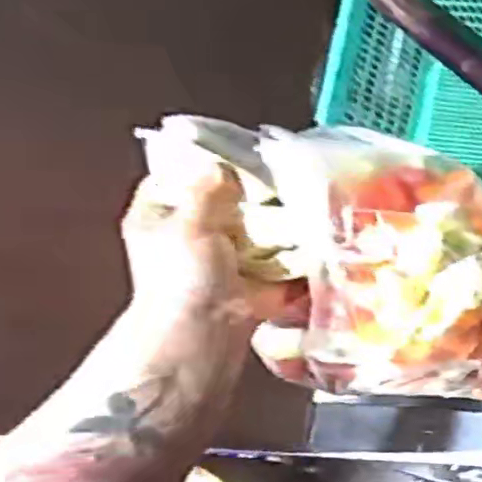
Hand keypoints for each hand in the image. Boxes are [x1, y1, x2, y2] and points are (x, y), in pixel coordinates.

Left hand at [121, 154, 293, 326]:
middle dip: (256, 195)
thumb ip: (206, 191)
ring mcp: (234, 255)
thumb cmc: (183, 273)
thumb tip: (224, 164)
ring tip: (308, 206)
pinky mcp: (266, 275)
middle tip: (285, 180)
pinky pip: (286, 256)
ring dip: (282, 223)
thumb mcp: (188, 223)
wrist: (210, 324)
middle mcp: (196, 232)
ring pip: (261, 228)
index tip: (238, 157)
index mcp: (162, 215)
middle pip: (228, 203)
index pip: (180, 178)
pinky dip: (301, 250)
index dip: (205, 165)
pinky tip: (318, 236)